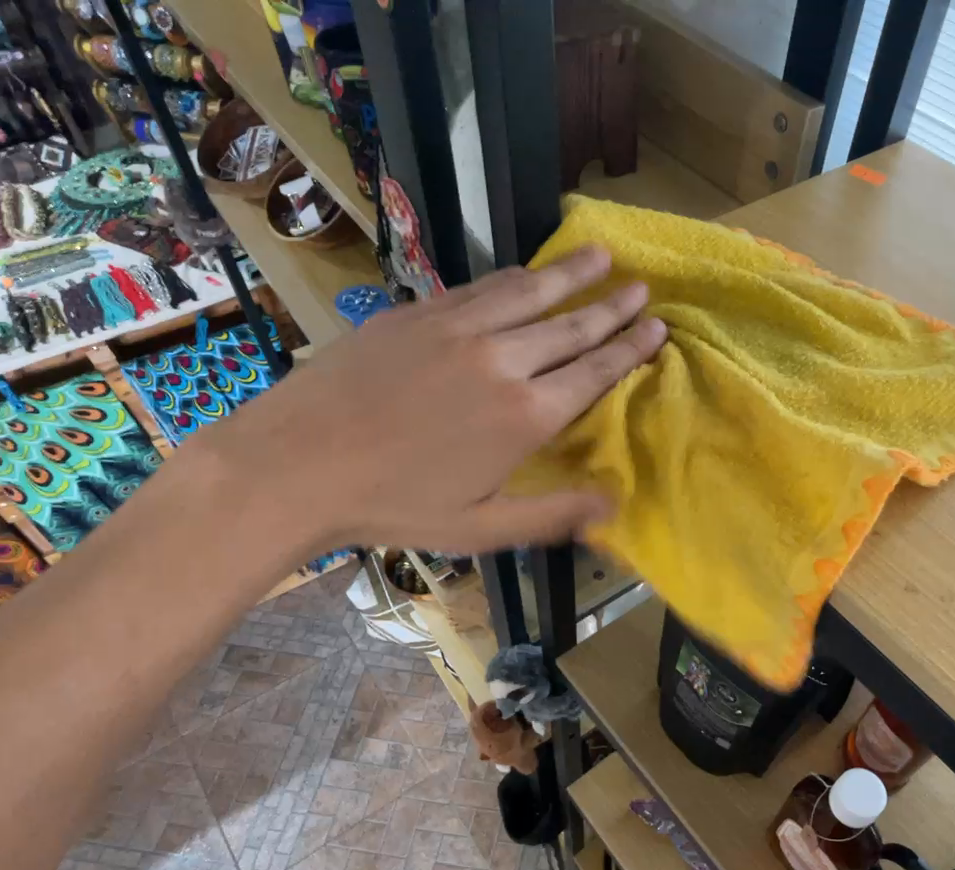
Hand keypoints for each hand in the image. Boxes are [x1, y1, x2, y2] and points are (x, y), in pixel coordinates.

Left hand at [203, 245, 665, 555]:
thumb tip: (615, 505)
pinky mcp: (418, 314)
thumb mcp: (480, 529)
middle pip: (571, 326)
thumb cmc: (395, 506)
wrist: (298, 464)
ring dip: (570, 274)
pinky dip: (513, 278)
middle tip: (642, 287)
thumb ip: (552, 514)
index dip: (630, 348)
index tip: (656, 326)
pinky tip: (525, 272)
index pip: (594, 373)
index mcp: (526, 416)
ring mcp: (458, 329)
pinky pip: (480, 288)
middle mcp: (503, 361)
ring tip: (600, 256)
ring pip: (528, 293)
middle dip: (612, 305)